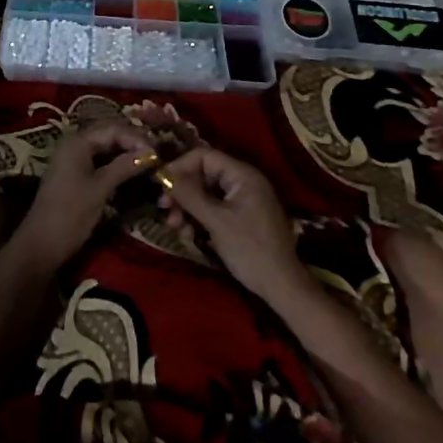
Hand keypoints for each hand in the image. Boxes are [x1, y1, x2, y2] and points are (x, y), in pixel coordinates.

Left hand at [11, 120, 156, 272]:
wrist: (42, 243)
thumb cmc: (71, 213)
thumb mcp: (100, 188)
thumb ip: (124, 167)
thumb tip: (151, 153)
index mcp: (77, 142)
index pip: (113, 129)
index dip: (136, 138)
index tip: (159, 154)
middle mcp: (74, 144)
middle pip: (108, 134)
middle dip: (132, 142)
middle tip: (157, 155)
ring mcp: (73, 159)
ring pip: (104, 148)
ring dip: (125, 152)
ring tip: (149, 162)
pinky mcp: (74, 174)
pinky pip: (99, 161)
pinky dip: (116, 163)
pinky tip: (131, 171)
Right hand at [162, 147, 305, 298]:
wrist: (281, 286)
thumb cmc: (250, 249)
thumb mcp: (216, 220)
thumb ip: (189, 194)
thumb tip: (164, 176)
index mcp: (243, 175)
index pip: (204, 156)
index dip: (180, 167)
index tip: (161, 185)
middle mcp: (243, 182)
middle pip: (202, 174)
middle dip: (182, 191)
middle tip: (164, 208)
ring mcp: (243, 200)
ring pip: (205, 193)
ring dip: (187, 207)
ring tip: (174, 226)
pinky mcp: (241, 217)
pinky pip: (213, 208)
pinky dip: (198, 217)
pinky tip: (188, 233)